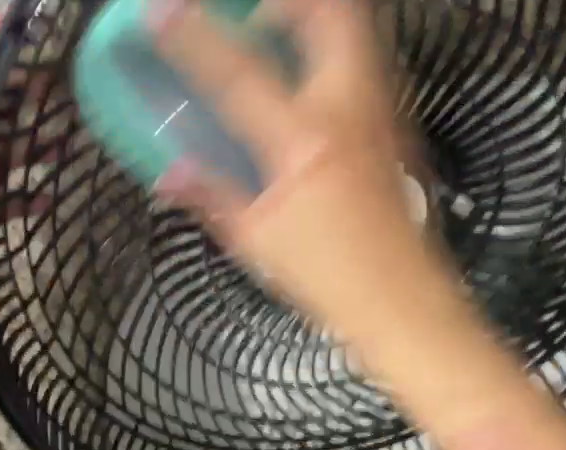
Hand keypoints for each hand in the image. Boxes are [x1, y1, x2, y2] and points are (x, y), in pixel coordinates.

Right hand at [150, 0, 462, 349]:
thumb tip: (171, 176)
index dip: (193, 37)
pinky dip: (336, 57)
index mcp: (303, 142)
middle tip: (250, 14)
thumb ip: (213, 198)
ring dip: (314, 20)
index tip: (162, 13)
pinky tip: (314, 90)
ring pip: (354, 30)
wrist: (403, 303)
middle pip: (325, 12)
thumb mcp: (258, 245)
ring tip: (278, 37)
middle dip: (282, 1)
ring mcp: (381, 114)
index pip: (239, 71)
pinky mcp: (396, 128)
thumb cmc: (334, 282)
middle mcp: (349, 111)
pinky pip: (367, 65)